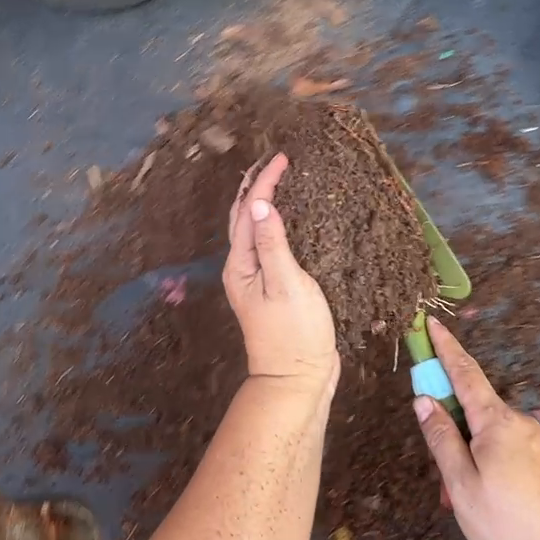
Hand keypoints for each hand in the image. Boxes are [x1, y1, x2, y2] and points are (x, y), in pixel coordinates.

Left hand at [223, 153, 339, 391]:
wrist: (298, 380)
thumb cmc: (293, 334)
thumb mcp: (286, 285)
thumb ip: (273, 244)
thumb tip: (260, 205)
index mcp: (241, 264)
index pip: (249, 212)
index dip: (264, 182)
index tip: (282, 158)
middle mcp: (243, 268)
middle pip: (244, 218)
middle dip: (257, 187)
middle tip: (275, 162)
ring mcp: (257, 278)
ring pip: (256, 230)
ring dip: (264, 203)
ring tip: (280, 182)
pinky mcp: (274, 287)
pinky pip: (271, 244)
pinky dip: (278, 224)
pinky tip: (292, 221)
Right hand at [413, 317, 539, 539]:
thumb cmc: (511, 525)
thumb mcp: (462, 485)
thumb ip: (441, 439)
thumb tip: (424, 399)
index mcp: (496, 421)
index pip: (464, 373)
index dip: (445, 347)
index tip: (431, 322)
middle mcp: (520, 422)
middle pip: (475, 411)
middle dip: (453, 432)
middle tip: (443, 479)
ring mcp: (538, 443)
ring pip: (491, 438)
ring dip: (471, 458)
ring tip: (467, 503)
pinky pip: (509, 453)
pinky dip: (491, 468)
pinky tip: (493, 505)